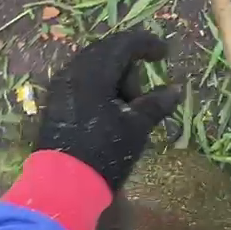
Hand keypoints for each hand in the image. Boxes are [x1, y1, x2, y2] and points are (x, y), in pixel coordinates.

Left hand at [37, 30, 181, 191]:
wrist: (63, 185)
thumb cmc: (104, 153)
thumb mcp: (136, 128)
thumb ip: (156, 104)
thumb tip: (175, 90)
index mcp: (94, 72)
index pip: (123, 44)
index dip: (147, 44)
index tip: (165, 54)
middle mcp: (73, 72)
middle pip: (108, 52)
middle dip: (130, 65)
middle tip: (142, 93)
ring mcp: (61, 86)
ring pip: (94, 67)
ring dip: (115, 78)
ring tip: (126, 108)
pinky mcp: (55, 101)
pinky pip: (82, 81)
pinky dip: (100, 87)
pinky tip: (109, 109)